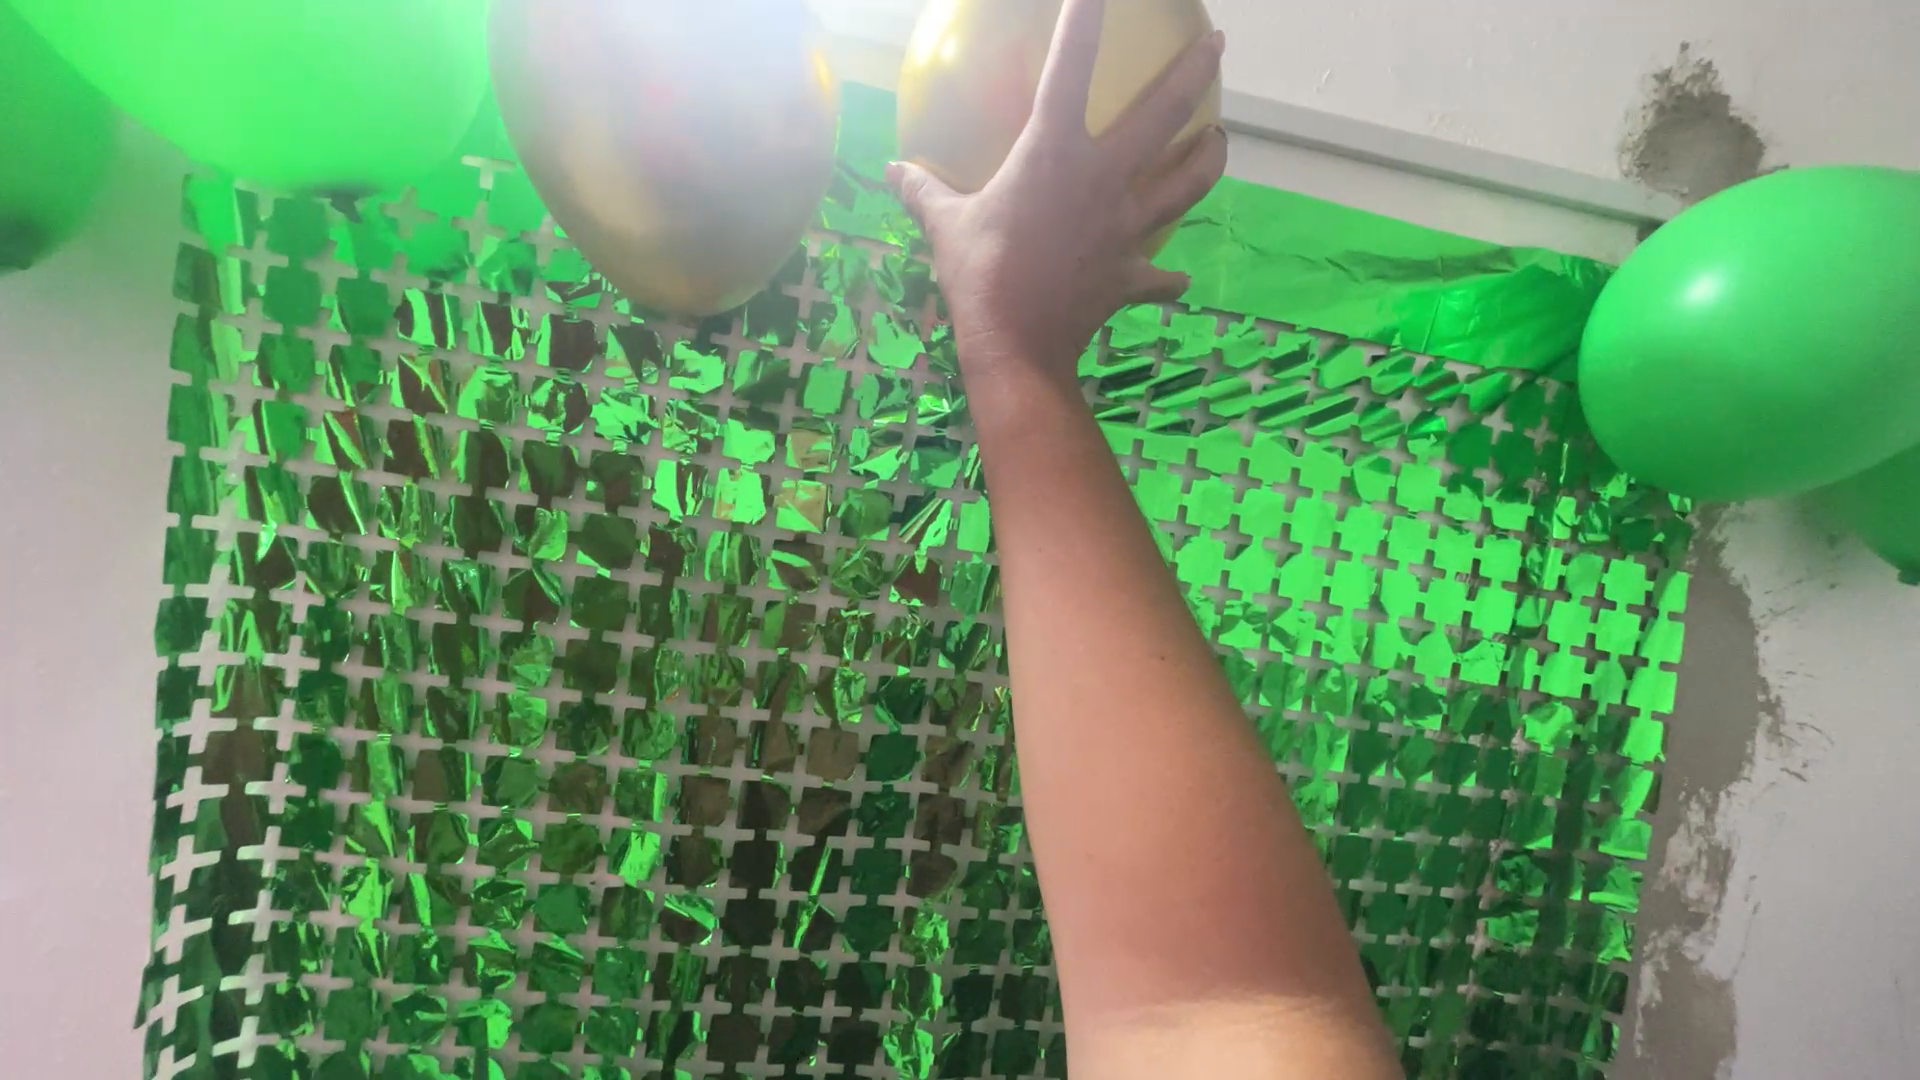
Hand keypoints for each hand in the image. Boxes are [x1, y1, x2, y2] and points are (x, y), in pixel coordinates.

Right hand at [887, 0, 1227, 386]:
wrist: (1014, 345)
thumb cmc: (979, 278)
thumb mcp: (945, 228)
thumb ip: (923, 192)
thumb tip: (889, 170)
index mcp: (1053, 154)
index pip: (1069, 68)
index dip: (1084, 19)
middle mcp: (1102, 180)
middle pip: (1164, 115)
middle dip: (1194, 73)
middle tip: (1215, 49)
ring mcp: (1124, 229)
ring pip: (1187, 186)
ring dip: (1209, 162)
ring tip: (1219, 143)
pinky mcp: (1129, 275)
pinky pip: (1160, 277)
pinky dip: (1168, 279)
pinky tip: (1177, 280)